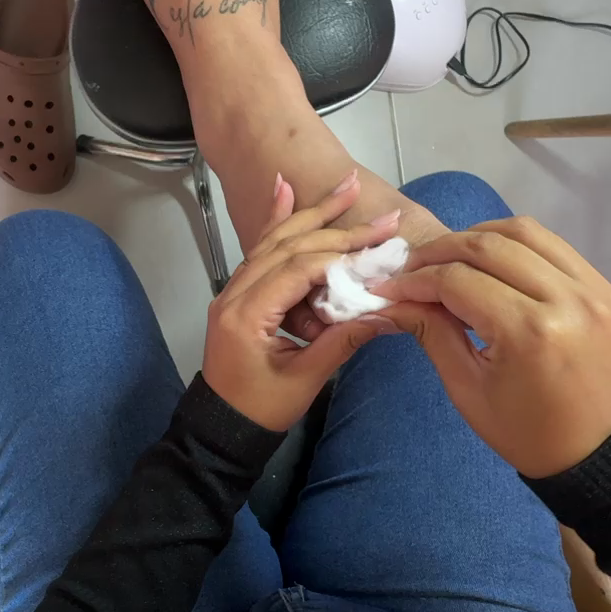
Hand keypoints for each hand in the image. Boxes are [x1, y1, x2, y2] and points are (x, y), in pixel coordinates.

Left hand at [202, 171, 400, 430]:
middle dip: (336, 227)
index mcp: (248, 315)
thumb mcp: (305, 379)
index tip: (380, 248)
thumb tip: (389, 310)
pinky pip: (258, 250)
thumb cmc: (261, 410)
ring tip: (346, 185)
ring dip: (311, 213)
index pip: (298, 270)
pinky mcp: (238, 292)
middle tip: (382, 216)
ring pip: (273, 240)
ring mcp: (233, 290)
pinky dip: (275, 220)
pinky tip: (284, 189)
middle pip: (288, 247)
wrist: (221, 426)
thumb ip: (343, 340)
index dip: (341, 256)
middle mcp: (235, 293)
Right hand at [372, 218, 610, 476]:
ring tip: (447, 258)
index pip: (458, 281)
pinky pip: (551, 244)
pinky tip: (487, 260)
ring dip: (475, 236)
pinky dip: (512, 243)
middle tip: (410, 268)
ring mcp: (591, 287)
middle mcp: (564, 298)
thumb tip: (391, 301)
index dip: (415, 280)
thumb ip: (431, 332)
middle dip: (439, 251)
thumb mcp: (467, 389)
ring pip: (522, 231)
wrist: (604, 454)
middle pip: (487, 246)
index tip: (387, 288)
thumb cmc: (527, 433)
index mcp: (528, 332)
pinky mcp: (603, 286)